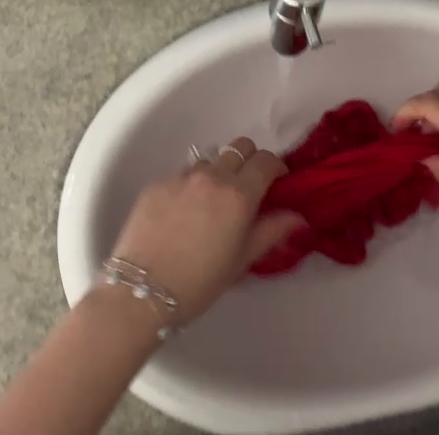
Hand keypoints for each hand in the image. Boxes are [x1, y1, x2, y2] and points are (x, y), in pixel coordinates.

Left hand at [108, 137, 304, 323]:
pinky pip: (182, 174)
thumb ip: (271, 231)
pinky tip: (183, 214)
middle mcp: (212, 177)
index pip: (266, 160)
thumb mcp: (241, 260)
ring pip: (210, 160)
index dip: (275, 167)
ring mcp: (181, 177)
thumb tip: (297, 216)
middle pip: (240, 147)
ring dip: (218, 173)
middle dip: (249, 160)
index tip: (277, 181)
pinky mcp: (157, 183)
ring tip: (210, 204)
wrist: (140, 293)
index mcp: (239, 195)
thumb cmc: (199, 283)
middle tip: (247, 186)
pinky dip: (190, 186)